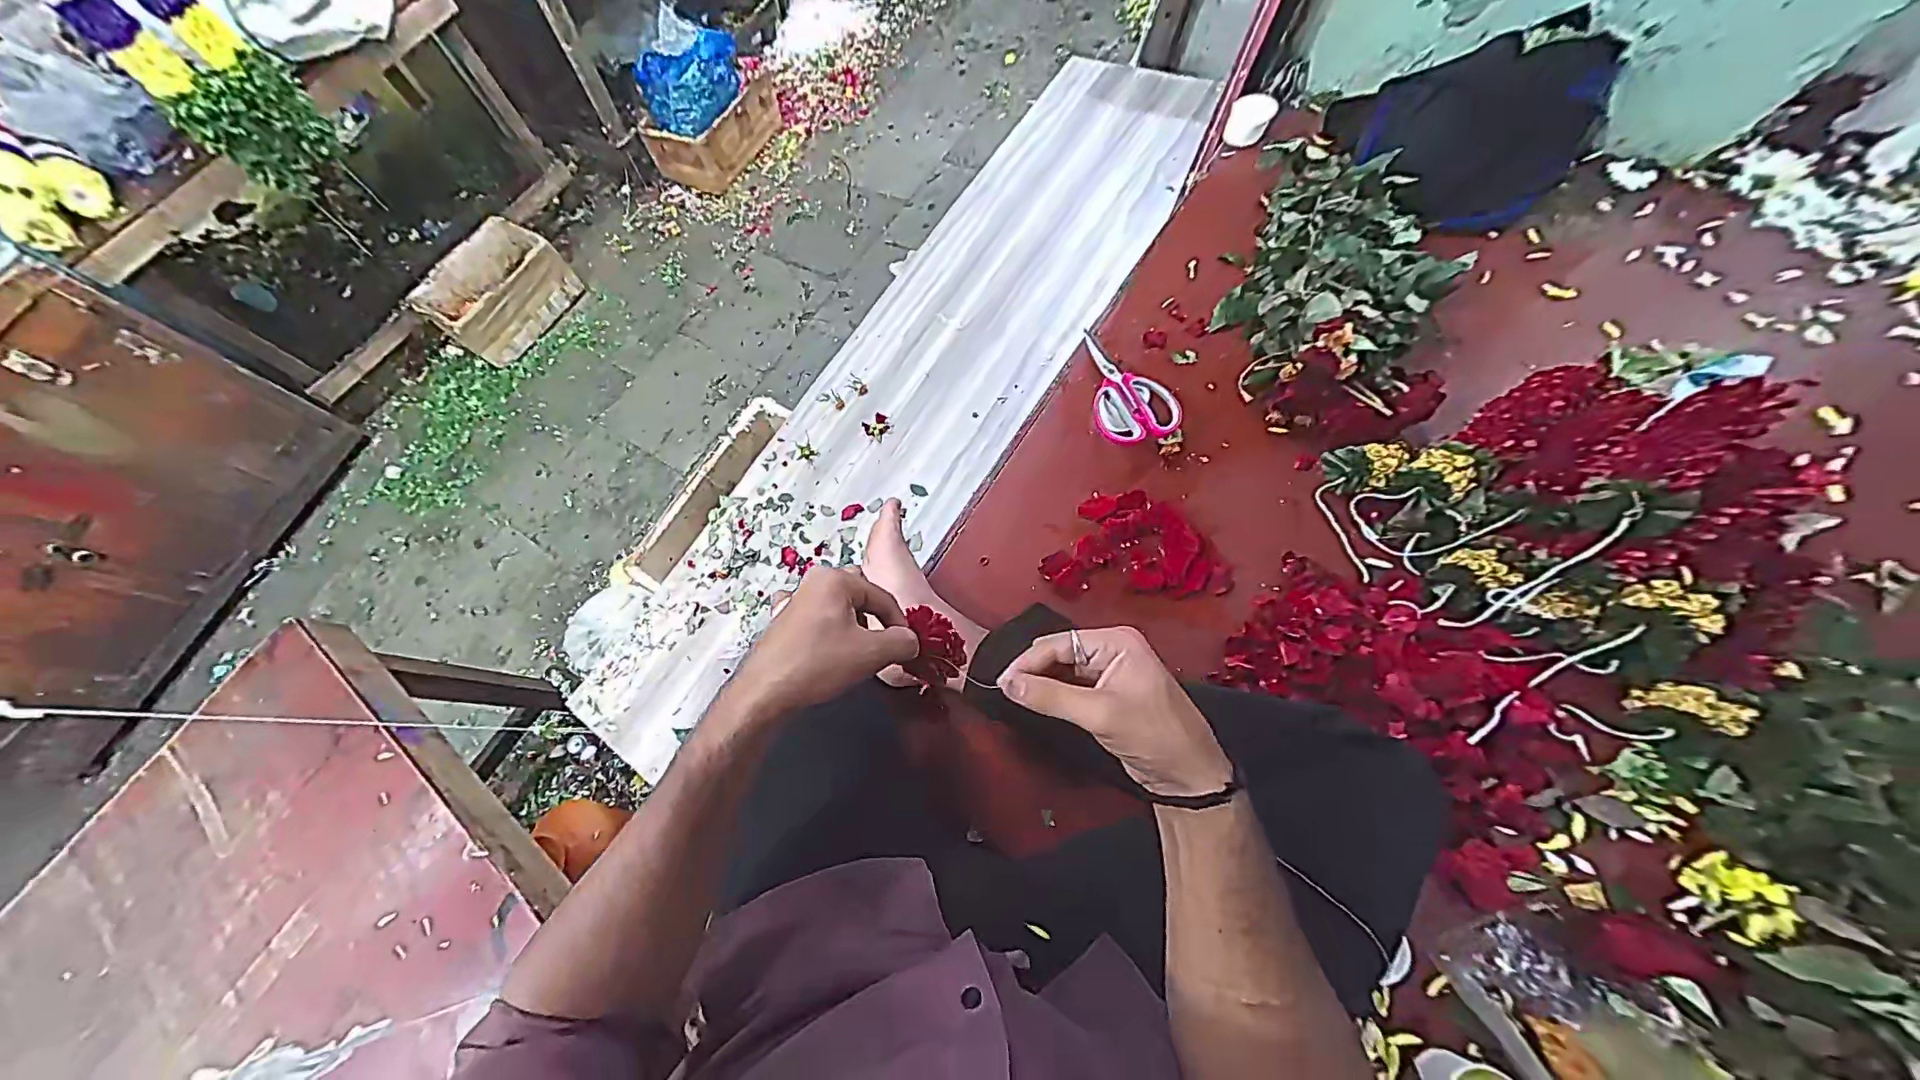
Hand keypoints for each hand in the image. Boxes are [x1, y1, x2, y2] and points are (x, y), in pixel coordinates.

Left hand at [726, 566, 920, 720]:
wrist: (765, 693)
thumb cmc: (817, 664)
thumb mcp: (873, 653)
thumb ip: (903, 641)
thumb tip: (910, 641)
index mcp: (834, 579)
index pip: (883, 596)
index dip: (900, 623)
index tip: (906, 646)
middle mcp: (813, 582)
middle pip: (861, 597)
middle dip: (876, 621)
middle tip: (881, 648)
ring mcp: (795, 601)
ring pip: (840, 609)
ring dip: (855, 629)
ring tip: (858, 655)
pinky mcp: (783, 622)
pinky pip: (820, 621)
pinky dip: (831, 634)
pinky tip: (830, 655)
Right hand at [999, 626, 1232, 798]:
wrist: (1190, 775)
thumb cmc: (1154, 736)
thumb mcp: (1099, 714)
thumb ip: (1051, 696)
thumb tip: (1008, 683)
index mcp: (1117, 641)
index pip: (1059, 642)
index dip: (1028, 661)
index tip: (1002, 682)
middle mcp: (1113, 649)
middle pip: (1060, 652)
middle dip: (1032, 670)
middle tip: (1005, 691)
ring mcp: (1111, 671)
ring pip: (1064, 670)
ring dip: (1041, 682)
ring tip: (1015, 697)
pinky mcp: (1109, 693)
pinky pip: (1073, 686)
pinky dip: (1054, 694)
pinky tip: (1036, 703)